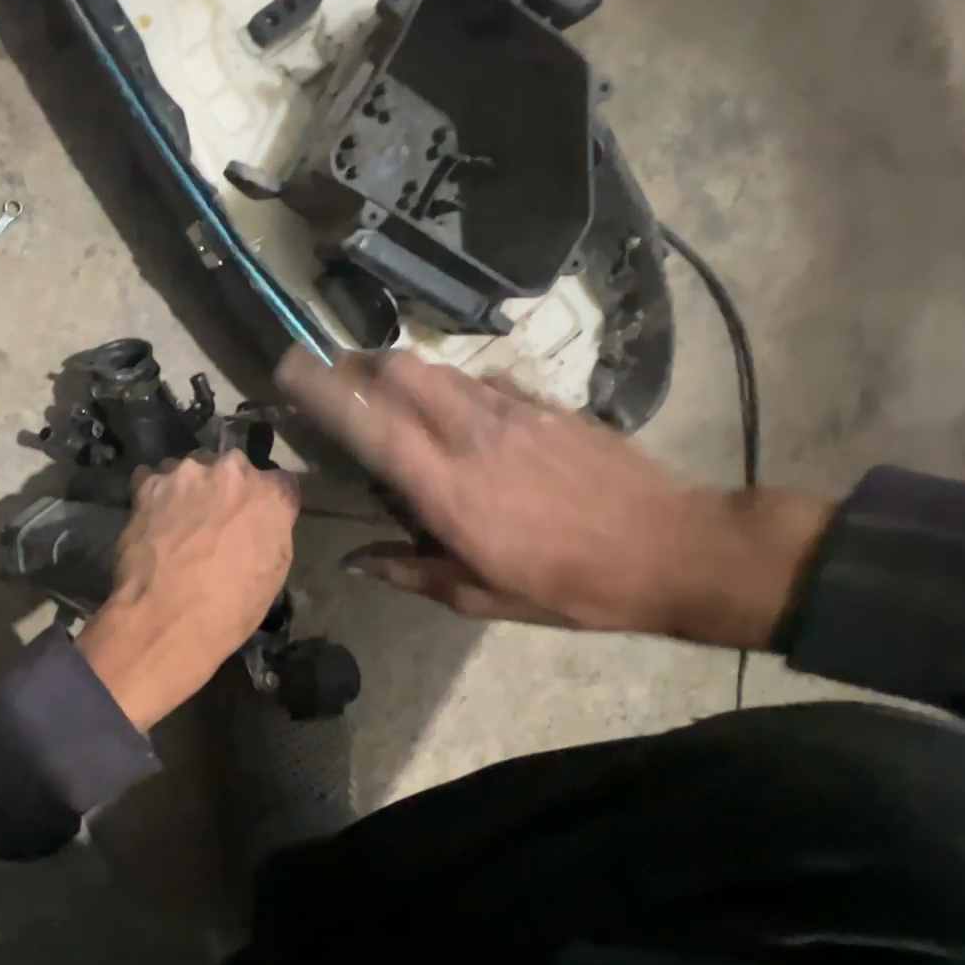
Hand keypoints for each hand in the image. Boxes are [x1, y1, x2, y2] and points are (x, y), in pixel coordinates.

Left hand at [76, 452, 299, 729]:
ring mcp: (187, 473)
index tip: (257, 518)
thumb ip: (271, 531)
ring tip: (178, 524)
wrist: (165, 617)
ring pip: (191, 471)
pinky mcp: (148, 484)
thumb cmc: (229, 608)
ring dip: (189, 490)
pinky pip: (153, 480)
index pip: (281, 482)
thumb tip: (261, 521)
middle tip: (214, 522)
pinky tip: (152, 522)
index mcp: (271, 494)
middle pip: (233, 470)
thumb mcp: (273, 573)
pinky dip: (154, 496)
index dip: (267, 502)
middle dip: (226, 489)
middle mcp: (231, 470)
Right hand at [277, 349, 832, 648]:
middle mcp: (471, 435)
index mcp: (446, 487)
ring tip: (387, 393)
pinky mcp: (547, 404)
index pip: (368, 423)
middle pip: (399, 371)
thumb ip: (409, 572)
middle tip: (337, 385)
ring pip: (438, 369)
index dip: (322, 390)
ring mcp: (513, 412)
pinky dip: (452, 386)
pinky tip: (458, 411)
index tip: (288, 370)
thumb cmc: (570, 585)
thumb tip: (355, 559)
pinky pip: (482, 380)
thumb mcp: (480, 595)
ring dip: (400, 373)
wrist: (676, 549)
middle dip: (357, 369)